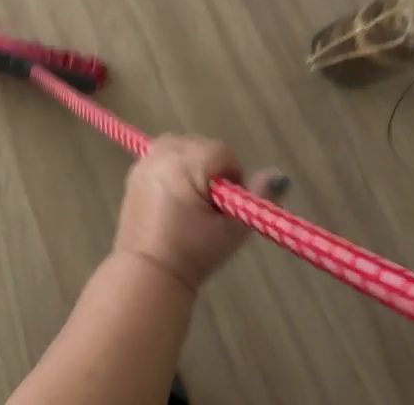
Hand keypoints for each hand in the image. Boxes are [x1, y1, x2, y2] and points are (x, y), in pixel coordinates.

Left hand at [112, 135, 289, 292]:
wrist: (150, 268)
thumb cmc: (194, 251)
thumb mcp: (233, 229)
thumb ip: (257, 199)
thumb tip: (279, 176)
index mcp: (186, 163)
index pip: (223, 151)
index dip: (234, 176)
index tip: (230, 202)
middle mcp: (162, 153)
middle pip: (200, 145)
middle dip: (213, 168)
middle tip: (214, 203)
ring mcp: (144, 161)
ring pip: (179, 145)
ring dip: (193, 162)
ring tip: (196, 198)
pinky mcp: (134, 172)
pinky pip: (160, 155)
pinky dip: (173, 165)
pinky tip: (176, 195)